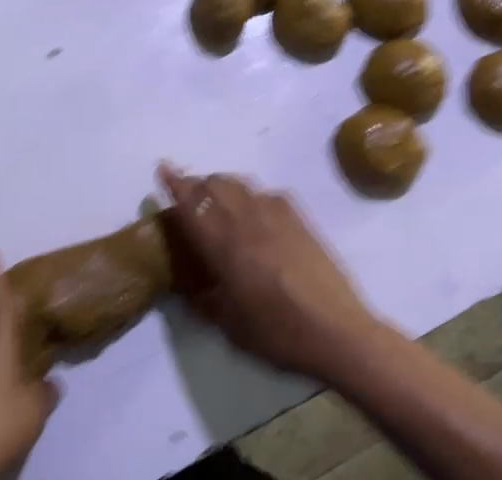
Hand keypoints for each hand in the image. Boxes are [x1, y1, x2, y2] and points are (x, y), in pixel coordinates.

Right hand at [159, 163, 376, 381]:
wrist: (338, 332)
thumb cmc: (278, 333)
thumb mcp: (229, 325)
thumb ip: (203, 301)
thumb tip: (187, 287)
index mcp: (223, 244)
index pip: (191, 202)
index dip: (174, 183)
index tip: (163, 168)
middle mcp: (246, 219)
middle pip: (214, 184)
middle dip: (196, 184)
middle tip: (188, 195)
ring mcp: (276, 215)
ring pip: (240, 183)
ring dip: (222, 185)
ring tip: (218, 199)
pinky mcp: (300, 219)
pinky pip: (267, 193)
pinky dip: (251, 195)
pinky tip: (255, 211)